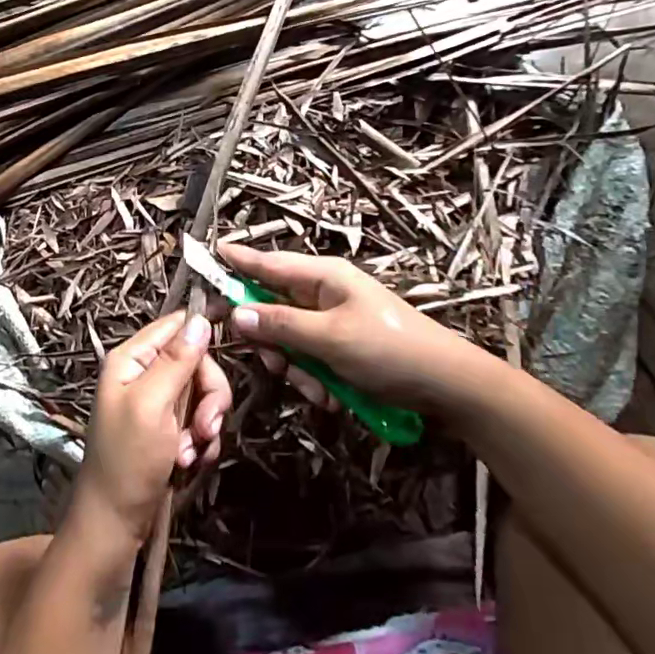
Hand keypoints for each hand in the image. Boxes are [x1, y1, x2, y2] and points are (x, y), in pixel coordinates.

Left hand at [71, 311, 229, 539]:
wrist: (115, 521)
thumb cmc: (128, 458)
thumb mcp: (152, 404)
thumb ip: (177, 361)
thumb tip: (201, 318)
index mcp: (131, 358)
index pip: (176, 326)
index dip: (202, 340)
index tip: (219, 367)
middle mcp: (144, 374)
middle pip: (196, 363)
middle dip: (209, 395)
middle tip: (205, 427)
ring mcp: (157, 403)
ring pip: (203, 395)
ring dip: (206, 424)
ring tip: (190, 452)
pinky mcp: (169, 429)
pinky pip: (200, 422)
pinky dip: (201, 443)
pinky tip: (188, 463)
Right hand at [217, 242, 509, 417]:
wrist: (448, 386)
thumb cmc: (390, 350)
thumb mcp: (330, 338)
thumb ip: (279, 325)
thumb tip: (237, 313)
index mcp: (322, 277)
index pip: (267, 263)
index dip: (236, 261)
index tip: (206, 256)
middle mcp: (322, 294)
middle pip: (270, 309)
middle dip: (271, 342)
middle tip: (276, 364)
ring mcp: (331, 321)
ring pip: (286, 340)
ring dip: (296, 368)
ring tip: (319, 390)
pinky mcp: (340, 347)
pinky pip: (308, 359)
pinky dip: (314, 379)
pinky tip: (332, 396)